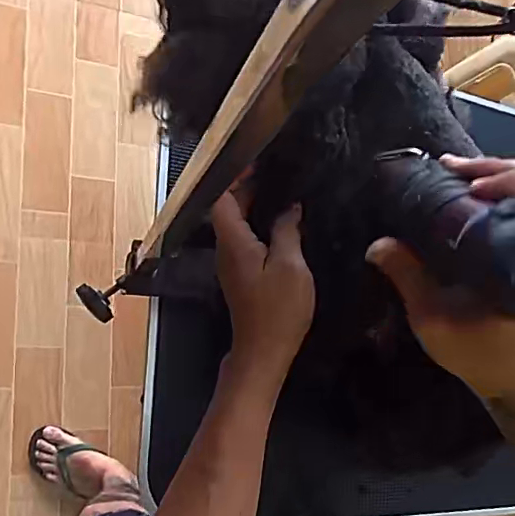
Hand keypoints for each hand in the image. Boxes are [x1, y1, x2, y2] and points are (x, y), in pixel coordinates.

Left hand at [211, 185, 313, 382]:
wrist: (265, 351)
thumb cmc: (278, 310)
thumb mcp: (291, 266)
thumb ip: (288, 231)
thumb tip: (290, 208)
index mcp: (234, 243)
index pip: (223, 198)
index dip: (236, 177)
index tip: (259, 164)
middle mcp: (227, 251)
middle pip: (229, 211)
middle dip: (249, 190)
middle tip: (279, 179)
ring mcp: (233, 266)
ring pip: (239, 228)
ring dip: (257, 210)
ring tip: (285, 199)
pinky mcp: (244, 279)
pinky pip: (248, 243)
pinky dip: (262, 229)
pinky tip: (285, 230)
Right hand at [365, 156, 514, 402]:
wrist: (508, 379)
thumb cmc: (477, 354)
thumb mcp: (434, 317)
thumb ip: (409, 276)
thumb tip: (378, 243)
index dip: (510, 181)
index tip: (470, 182)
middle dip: (502, 166)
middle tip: (455, 168)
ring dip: (510, 170)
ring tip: (466, 172)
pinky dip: (511, 187)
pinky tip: (476, 189)